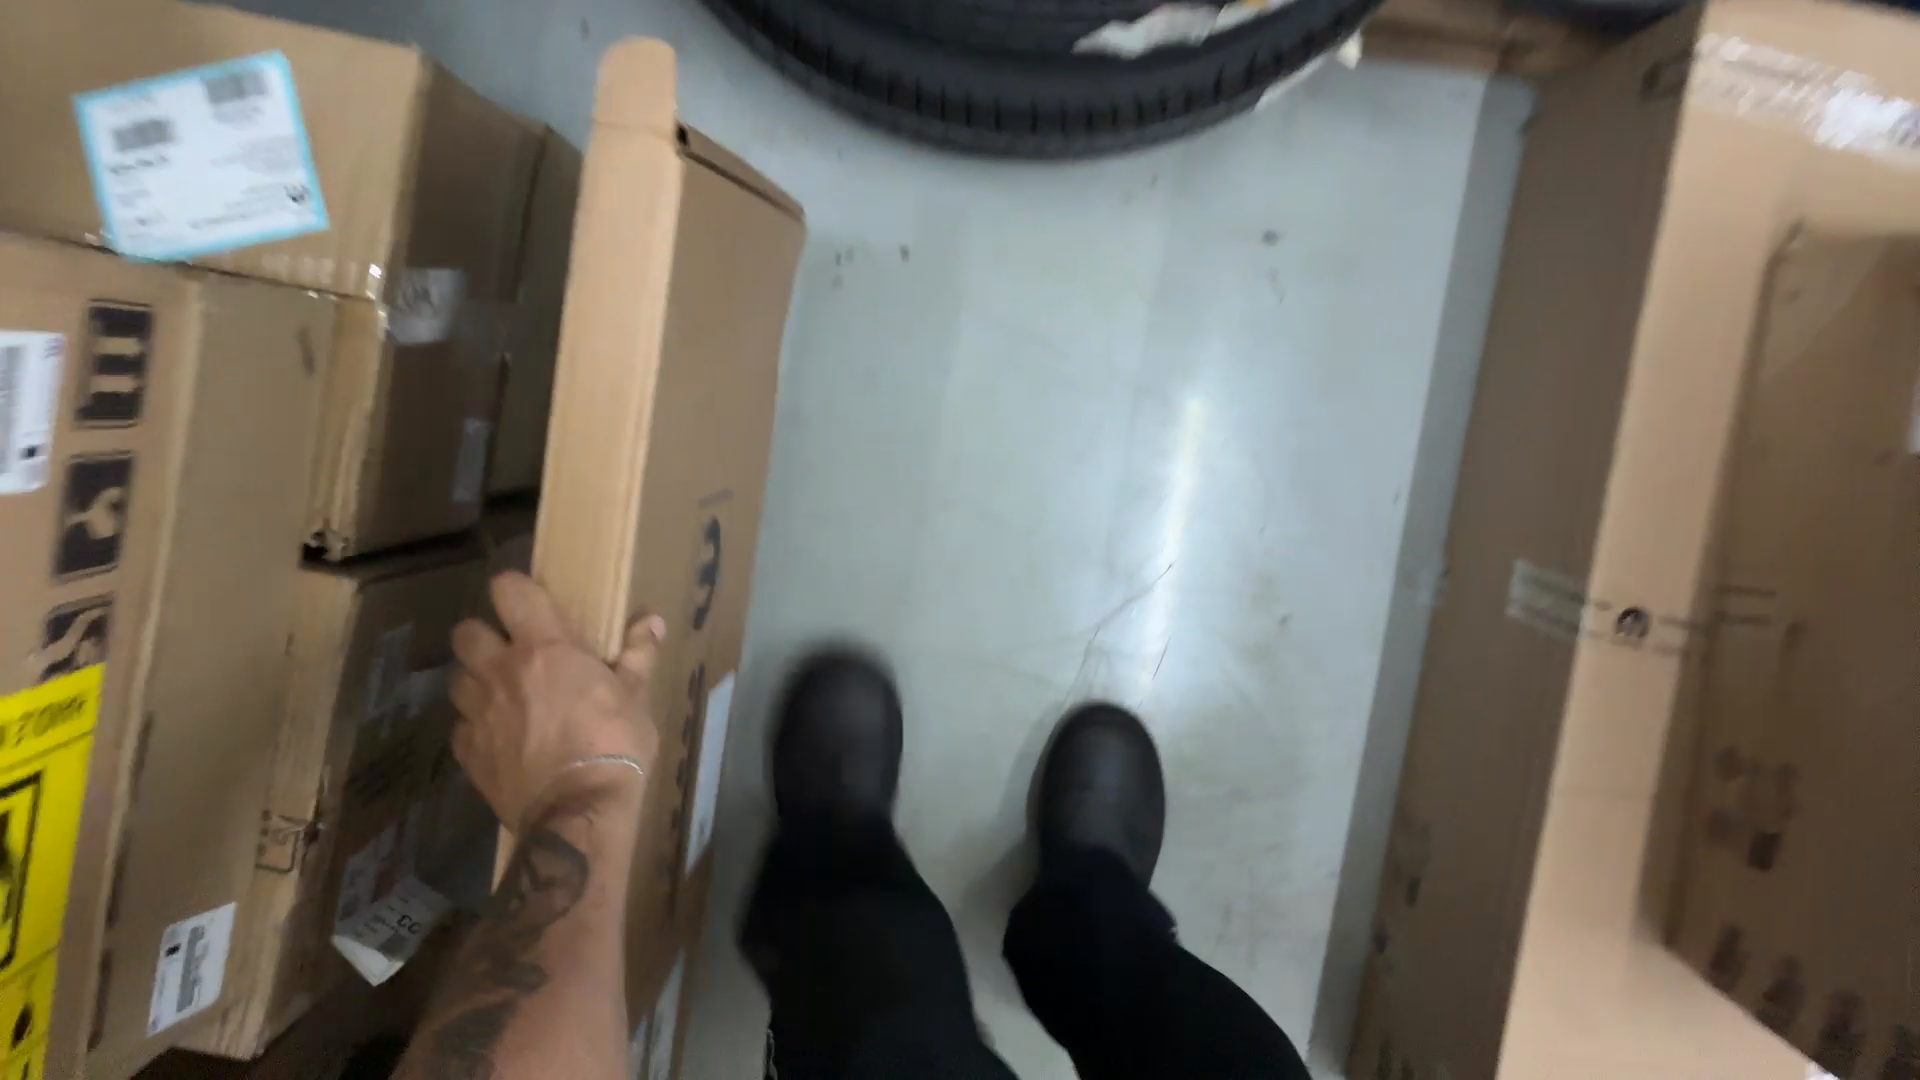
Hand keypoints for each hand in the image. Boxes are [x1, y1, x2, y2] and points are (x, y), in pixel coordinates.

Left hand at [449, 571, 664, 829]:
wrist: (578, 811)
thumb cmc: (614, 742)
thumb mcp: (637, 696)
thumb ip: (638, 654)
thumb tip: (651, 621)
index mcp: (544, 649)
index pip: (510, 592)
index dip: (514, 587)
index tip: (528, 595)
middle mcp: (501, 672)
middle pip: (467, 632)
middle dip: (485, 634)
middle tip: (513, 648)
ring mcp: (478, 713)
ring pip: (458, 678)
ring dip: (477, 678)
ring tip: (504, 692)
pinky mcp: (468, 752)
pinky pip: (462, 725)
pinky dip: (477, 724)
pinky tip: (501, 735)